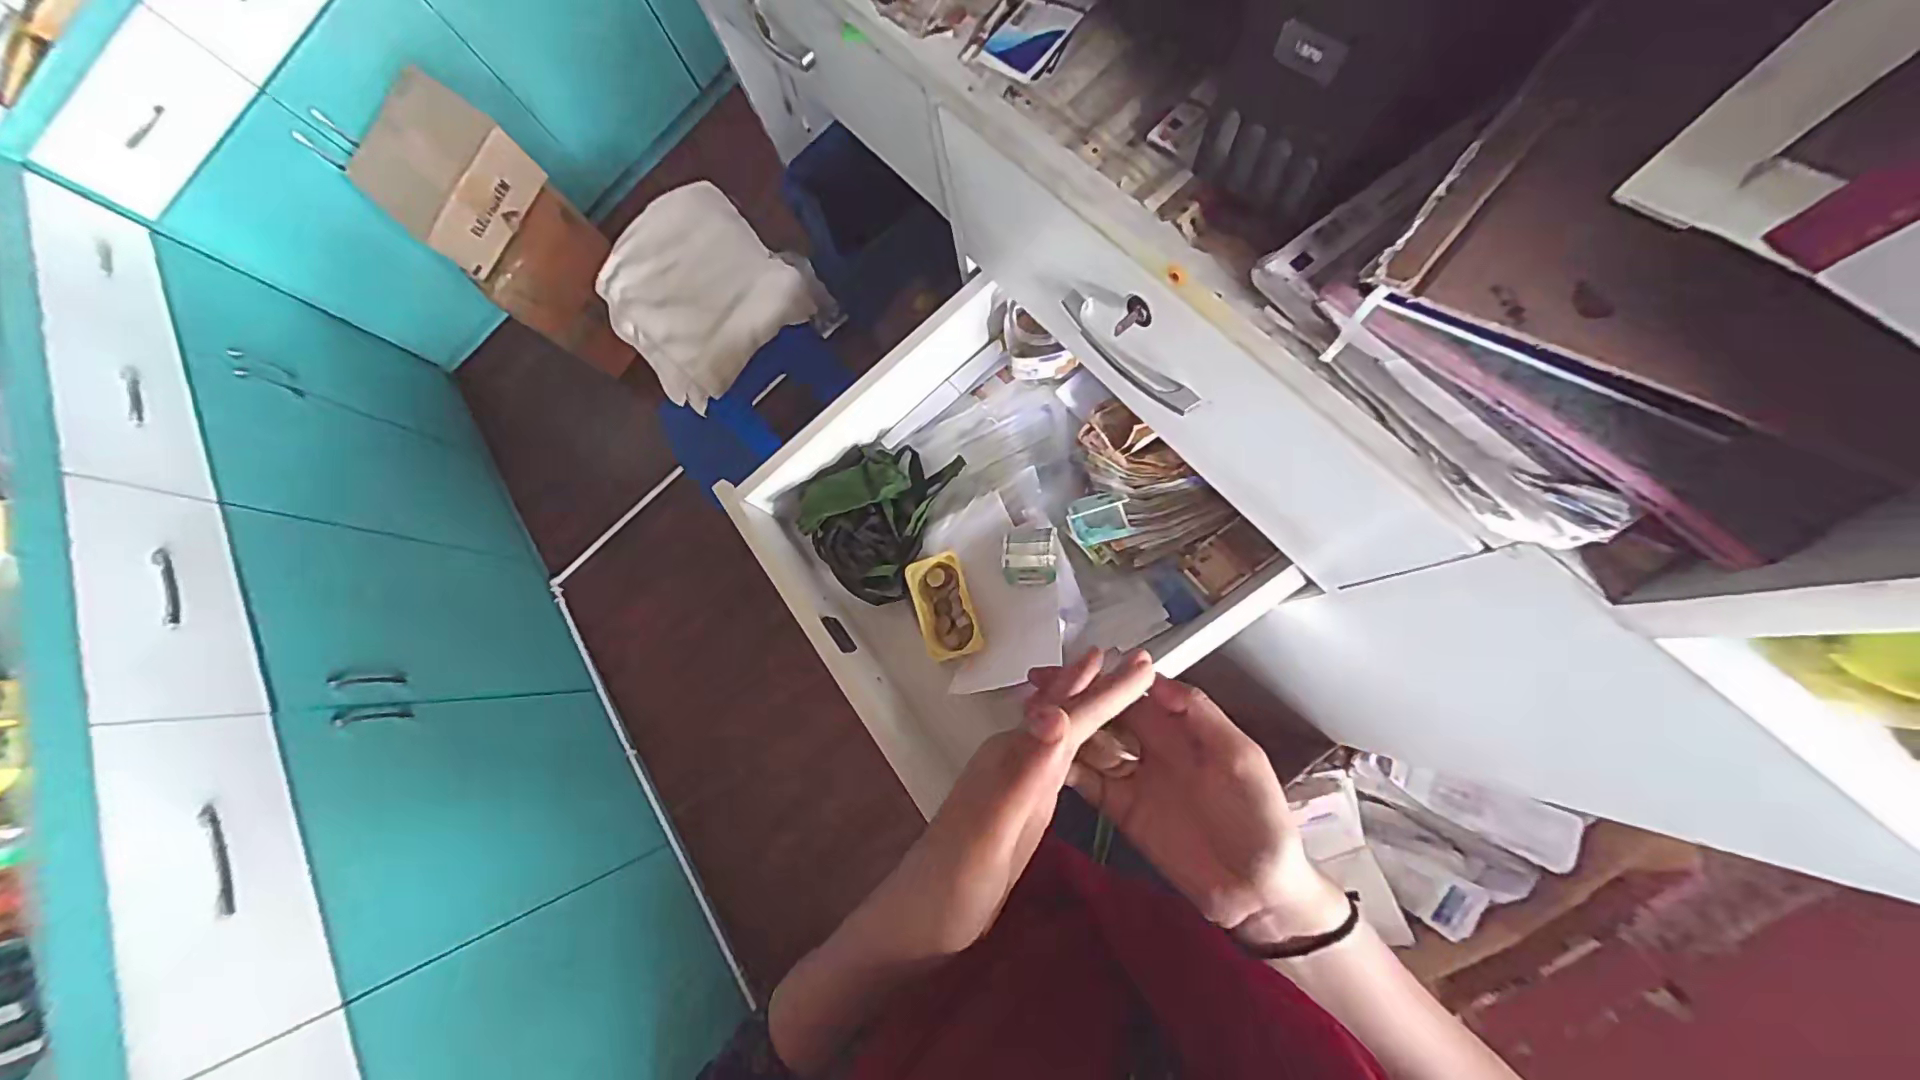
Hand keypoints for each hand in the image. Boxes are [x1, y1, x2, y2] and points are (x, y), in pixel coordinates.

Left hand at [854, 648, 1156, 958]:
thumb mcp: (994, 825)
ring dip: (1087, 702)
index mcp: (1012, 756)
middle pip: (1063, 711)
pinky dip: (1078, 738)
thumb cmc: (956, 878)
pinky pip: (1059, 758)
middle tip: (1132, 656)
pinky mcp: (1022, 804)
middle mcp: (1014, 757)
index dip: (1109, 691)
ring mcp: (1017, 779)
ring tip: (1108, 677)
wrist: (922, 919)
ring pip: (1061, 730)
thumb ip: (1024, 771)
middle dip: (1098, 684)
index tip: (1144, 663)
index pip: (1069, 716)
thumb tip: (1053, 713)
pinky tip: (1081, 737)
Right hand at [1043, 673, 1348, 945]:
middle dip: (1074, 700)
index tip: (1072, 669)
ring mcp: (1134, 778)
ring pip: (1090, 744)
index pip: (1131, 693)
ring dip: (1064, 731)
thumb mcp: (1242, 759)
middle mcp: (1152, 747)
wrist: (1258, 893)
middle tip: (1037, 691)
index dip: (1102, 680)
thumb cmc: (1261, 821)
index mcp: (1180, 728)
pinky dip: (1065, 770)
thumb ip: (1201, 716)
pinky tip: (1044, 761)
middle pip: (1104, 714)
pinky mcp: (1121, 810)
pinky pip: (1088, 783)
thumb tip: (1157, 681)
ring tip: (1033, 721)